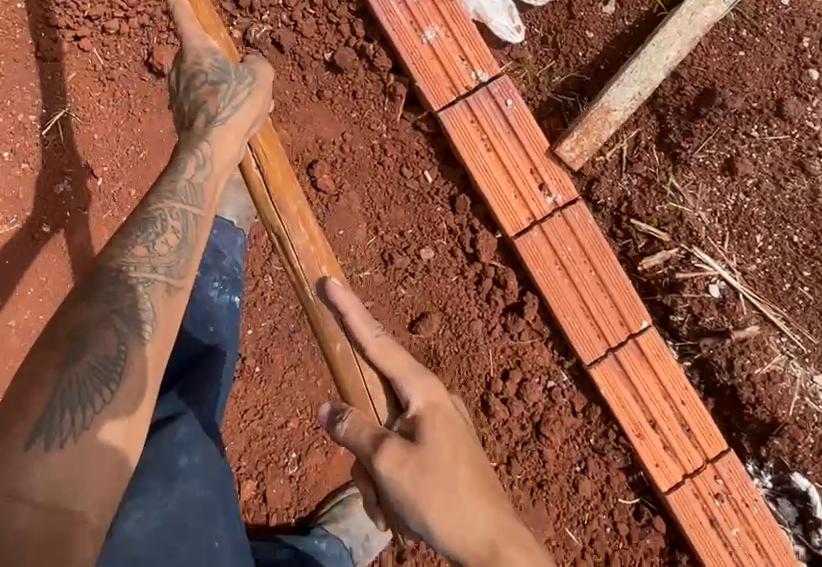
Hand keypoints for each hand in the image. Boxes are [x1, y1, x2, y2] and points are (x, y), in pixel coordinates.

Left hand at [158, 0, 272, 153]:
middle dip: (226, 65)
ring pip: (210, 81)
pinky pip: (209, 102)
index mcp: (196, 48)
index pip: (183, 13)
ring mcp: (178, 92)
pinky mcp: (182, 114)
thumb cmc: (234, 105)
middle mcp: (180, 66)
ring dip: (230, 89)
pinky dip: (225, 108)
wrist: (211, 151)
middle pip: (205, 55)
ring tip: (256, 107)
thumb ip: (257, 62)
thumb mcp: (261, 76)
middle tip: (249, 80)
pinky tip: (243, 123)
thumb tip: (249, 64)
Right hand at [315, 278, 551, 566]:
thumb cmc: (442, 497)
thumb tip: (328, 408)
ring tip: (391, 507)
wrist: (492, 547)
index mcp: (423, 389)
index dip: (349, 312)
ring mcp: (438, 425)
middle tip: (374, 485)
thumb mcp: (388, 464)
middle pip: (374, 402)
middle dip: (362, 448)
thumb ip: (354, 430)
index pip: (376, 341)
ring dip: (376, 474)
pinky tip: (400, 514)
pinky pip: (399, 455)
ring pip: (382, 435)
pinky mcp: (441, 451)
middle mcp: (432, 398)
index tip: (329, 282)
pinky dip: (390, 482)